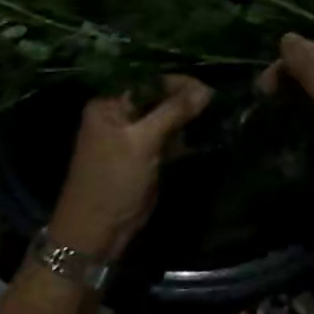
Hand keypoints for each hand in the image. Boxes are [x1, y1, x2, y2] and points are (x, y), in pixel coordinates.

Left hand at [48, 75, 213, 260]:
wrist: (96, 232)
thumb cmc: (113, 181)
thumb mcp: (142, 142)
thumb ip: (172, 112)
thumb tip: (205, 89)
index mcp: (109, 105)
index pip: (147, 81)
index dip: (178, 83)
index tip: (208, 88)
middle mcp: (120, 116)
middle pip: (158, 99)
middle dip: (185, 100)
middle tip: (216, 100)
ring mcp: (132, 138)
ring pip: (165, 119)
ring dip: (187, 118)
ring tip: (216, 112)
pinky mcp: (145, 157)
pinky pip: (167, 139)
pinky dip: (184, 137)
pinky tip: (206, 132)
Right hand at [263, 34, 313, 190]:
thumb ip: (308, 68)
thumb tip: (285, 36)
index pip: (300, 49)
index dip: (278, 69)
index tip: (263, 96)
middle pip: (310, 60)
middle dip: (287, 77)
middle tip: (270, 106)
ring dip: (299, 89)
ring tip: (285, 112)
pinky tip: (310, 115)